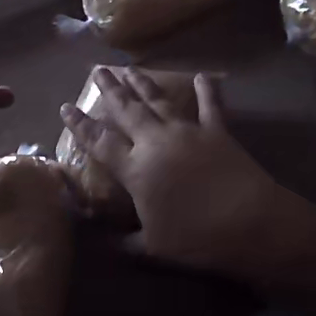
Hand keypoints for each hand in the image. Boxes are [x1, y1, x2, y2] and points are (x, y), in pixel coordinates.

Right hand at [58, 68, 292, 275]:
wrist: (250, 222)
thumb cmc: (196, 238)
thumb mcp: (152, 247)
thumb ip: (125, 242)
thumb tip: (104, 242)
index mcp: (136, 169)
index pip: (100, 142)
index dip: (80, 125)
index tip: (66, 107)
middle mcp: (156, 142)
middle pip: (127, 110)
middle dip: (110, 89)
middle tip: (97, 69)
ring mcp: (188, 132)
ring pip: (159, 101)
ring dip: (143, 83)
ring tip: (129, 67)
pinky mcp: (218, 132)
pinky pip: (210, 106)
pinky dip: (207, 90)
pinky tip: (202, 76)